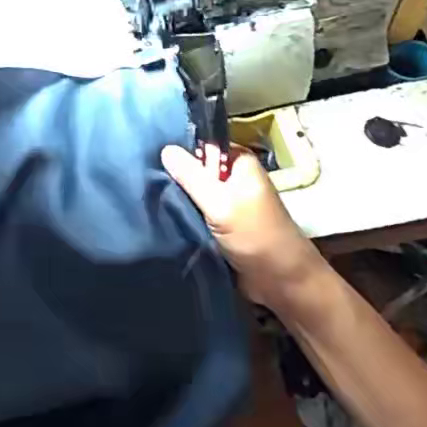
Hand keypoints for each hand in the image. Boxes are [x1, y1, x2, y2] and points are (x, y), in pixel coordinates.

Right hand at [161, 144, 332, 315]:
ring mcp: (226, 202)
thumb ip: (192, 177)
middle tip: (145, 182)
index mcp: (239, 162)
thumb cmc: (256, 236)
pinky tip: (159, 216)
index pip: (203, 144)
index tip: (150, 157)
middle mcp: (233, 177)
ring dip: (177, 199)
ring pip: (193, 193)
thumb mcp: (221, 203)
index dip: (179, 150)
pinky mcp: (220, 225)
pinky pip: (195, 213)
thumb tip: (165, 148)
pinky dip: (182, 216)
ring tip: (147, 199)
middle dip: (175, 176)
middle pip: (196, 169)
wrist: (281, 282)